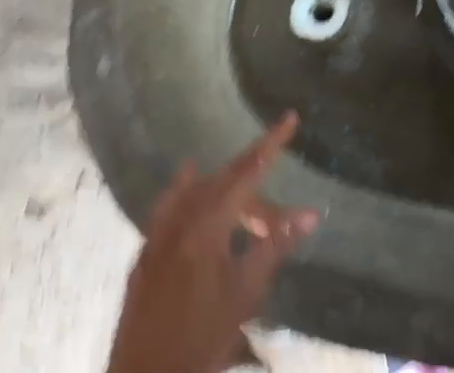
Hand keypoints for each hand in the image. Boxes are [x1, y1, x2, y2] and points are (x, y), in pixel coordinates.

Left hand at [106, 112, 318, 372]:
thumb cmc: (202, 336)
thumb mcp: (246, 292)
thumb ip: (275, 246)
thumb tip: (309, 213)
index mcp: (207, 226)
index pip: (246, 173)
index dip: (270, 144)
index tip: (290, 118)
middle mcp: (179, 222)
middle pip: (222, 183)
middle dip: (253, 180)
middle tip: (279, 204)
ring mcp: (157, 239)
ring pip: (193, 194)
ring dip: (222, 186)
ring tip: (242, 188)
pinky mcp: (144, 257)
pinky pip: (168, 209)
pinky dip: (185, 193)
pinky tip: (186, 186)